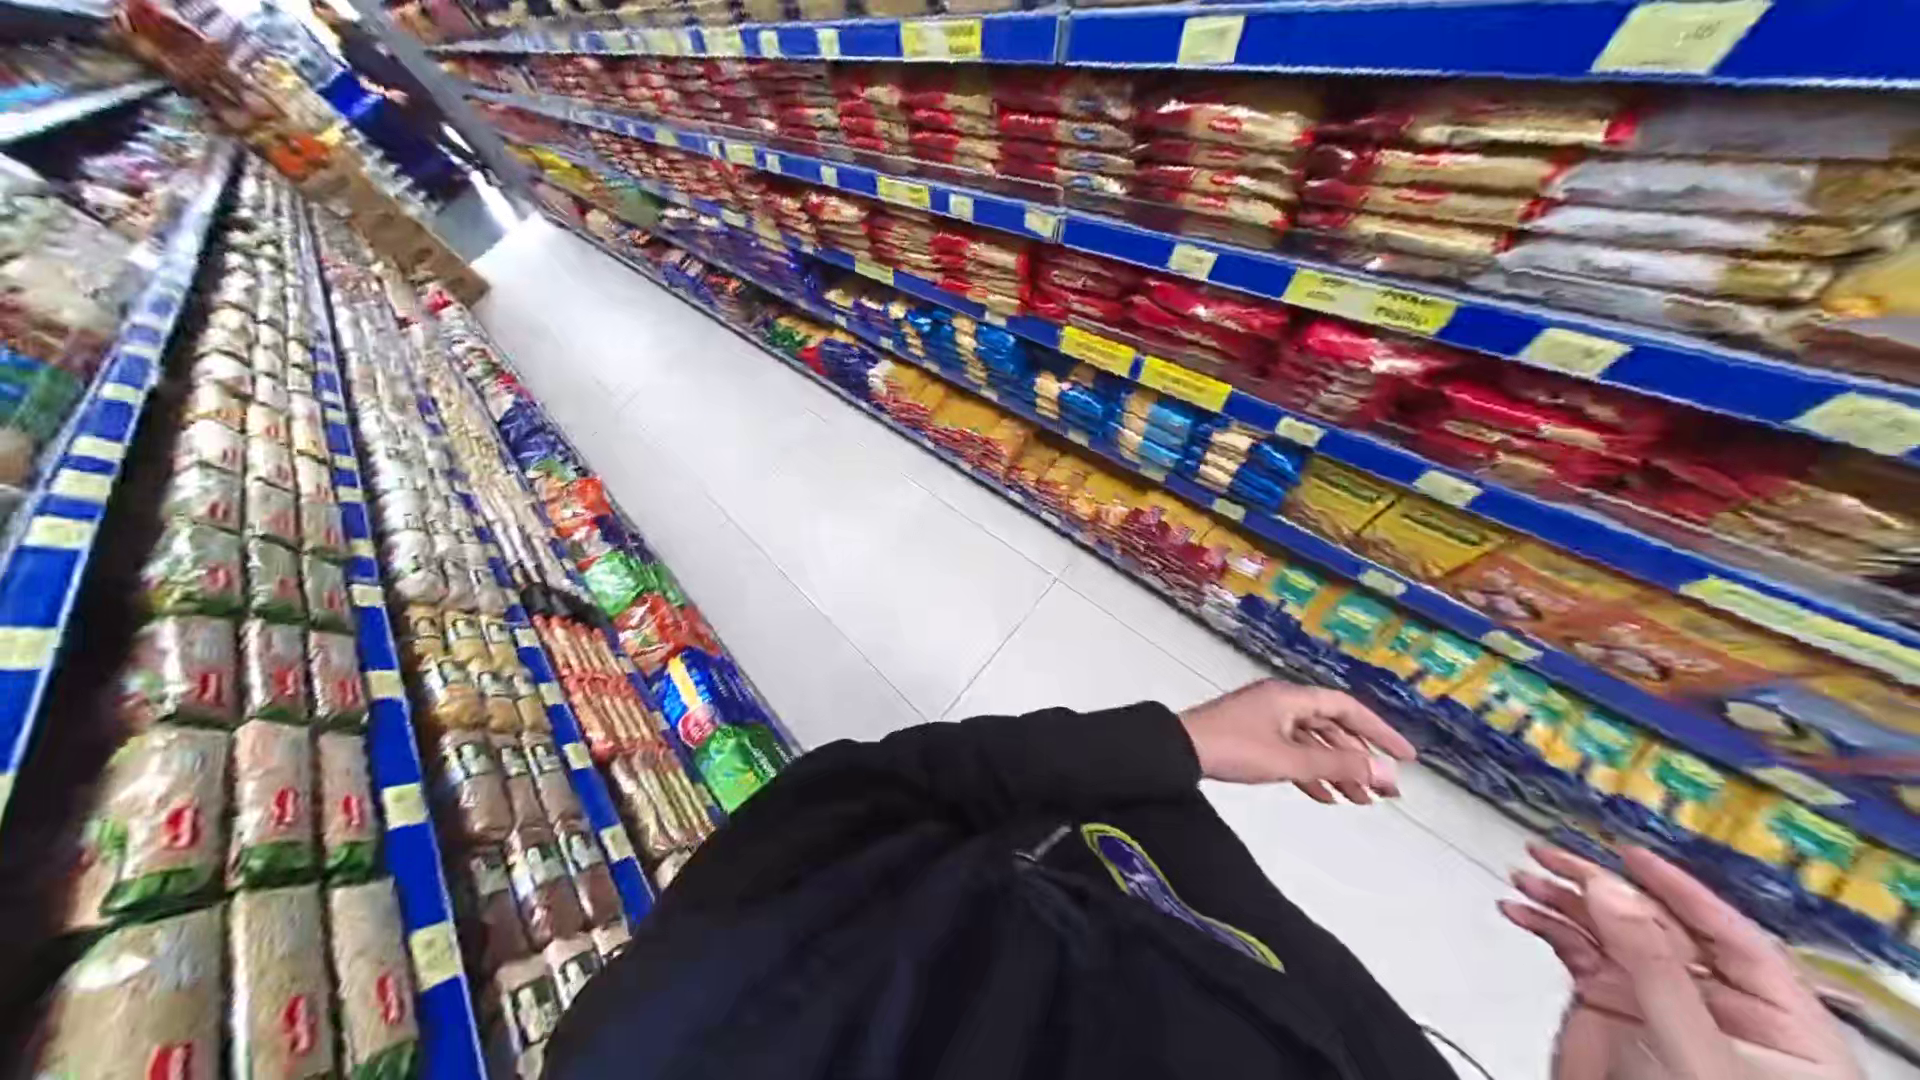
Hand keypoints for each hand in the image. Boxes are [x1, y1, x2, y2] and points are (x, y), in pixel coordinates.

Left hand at [1177, 680, 1414, 802]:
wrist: (1178, 751)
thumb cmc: (1234, 748)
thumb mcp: (1290, 759)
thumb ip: (1339, 765)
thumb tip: (1387, 773)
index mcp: (1290, 697)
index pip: (1346, 708)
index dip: (1378, 731)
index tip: (1405, 758)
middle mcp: (1279, 702)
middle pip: (1329, 726)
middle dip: (1358, 758)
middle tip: (1385, 792)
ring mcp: (1263, 718)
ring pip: (1310, 742)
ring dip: (1335, 768)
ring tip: (1360, 800)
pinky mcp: (1250, 735)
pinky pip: (1289, 751)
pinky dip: (1308, 771)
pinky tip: (1324, 796)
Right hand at [1501, 843, 1860, 1079]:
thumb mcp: (1694, 1049)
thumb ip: (1655, 969)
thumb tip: (1614, 889)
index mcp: (1773, 1018)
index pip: (1731, 936)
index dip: (1681, 890)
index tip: (1629, 853)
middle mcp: (1712, 1000)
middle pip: (1654, 924)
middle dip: (1596, 885)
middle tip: (1547, 854)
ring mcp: (1655, 1000)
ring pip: (1607, 931)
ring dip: (1560, 900)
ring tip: (1522, 879)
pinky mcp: (1609, 1002)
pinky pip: (1575, 950)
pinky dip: (1543, 926)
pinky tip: (1518, 911)